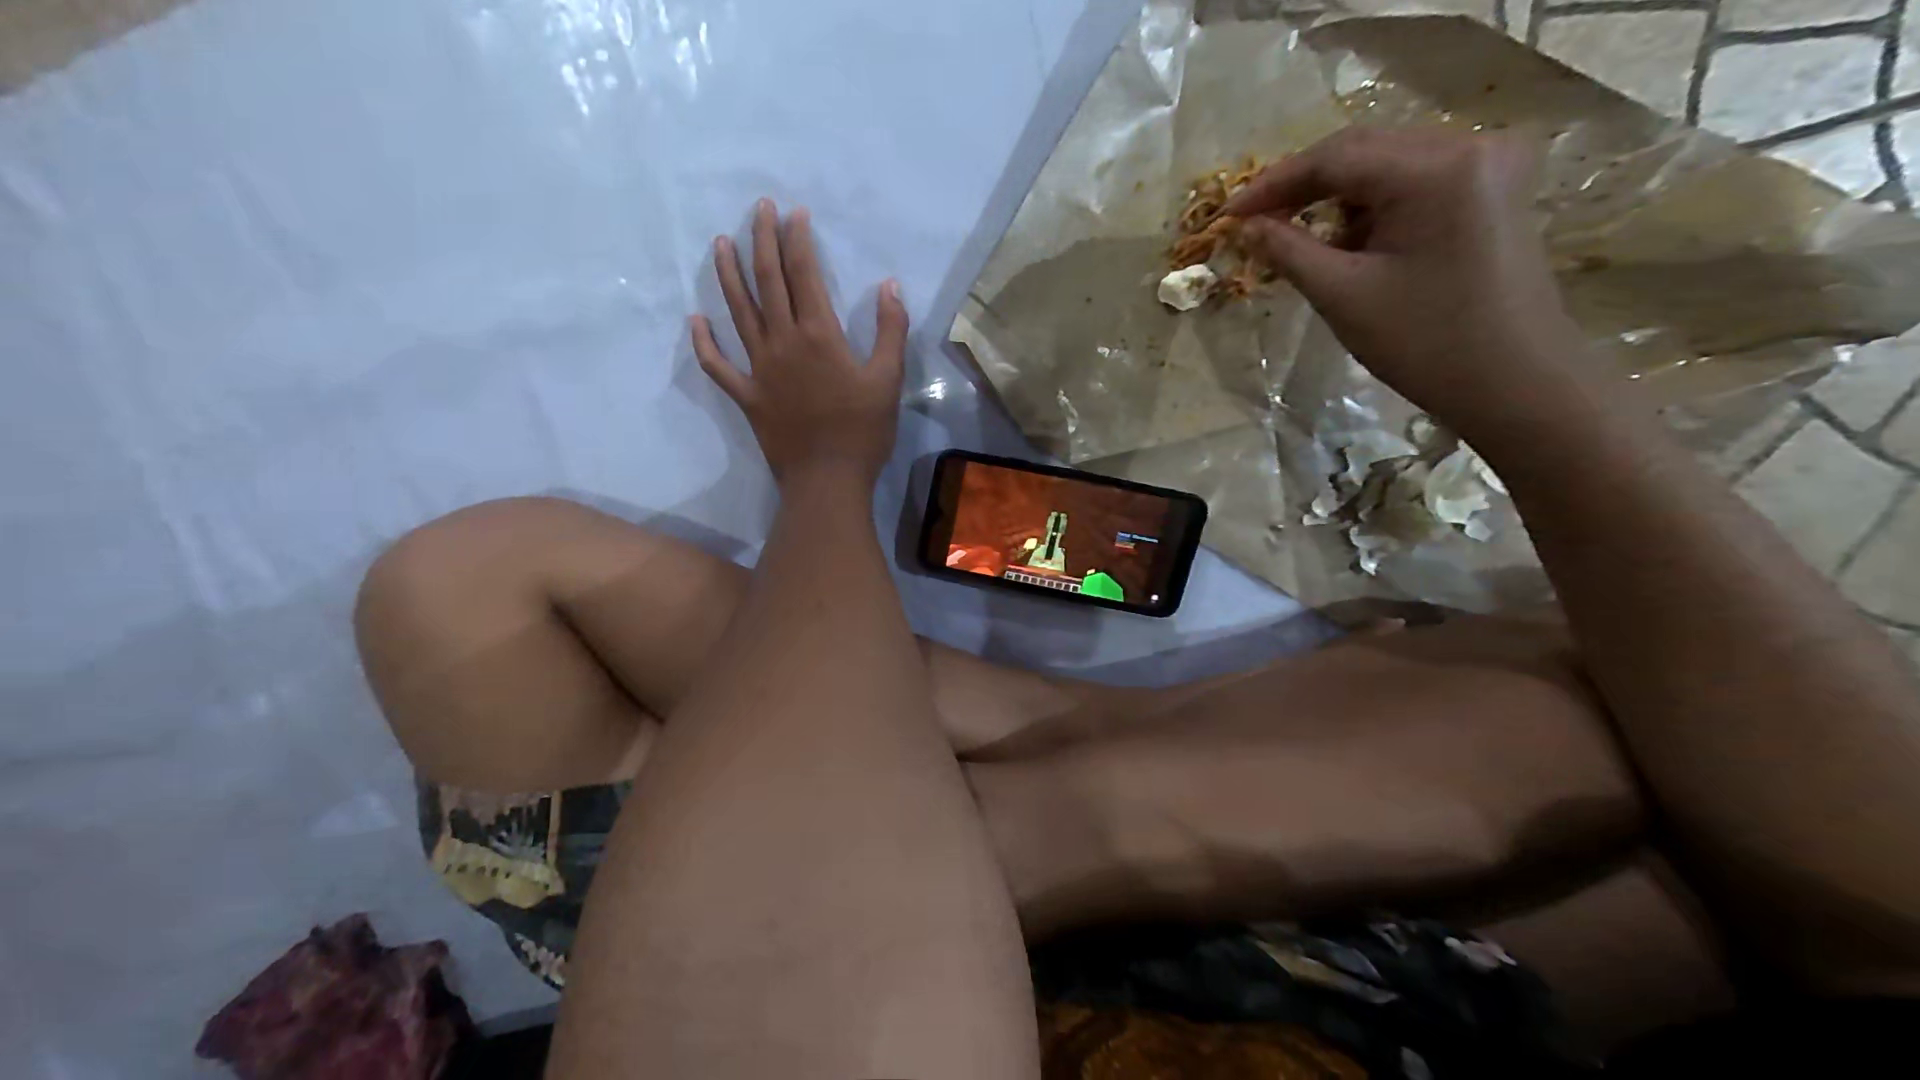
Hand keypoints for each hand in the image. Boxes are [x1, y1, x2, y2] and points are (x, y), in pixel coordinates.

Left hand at [692, 199, 907, 487]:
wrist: (827, 479)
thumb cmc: (863, 431)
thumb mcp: (888, 379)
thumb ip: (890, 330)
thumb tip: (889, 286)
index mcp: (818, 335)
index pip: (803, 274)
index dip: (798, 240)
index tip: (794, 213)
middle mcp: (782, 342)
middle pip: (767, 282)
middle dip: (762, 240)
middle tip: (757, 208)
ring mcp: (758, 368)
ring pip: (738, 312)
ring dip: (728, 275)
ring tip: (721, 243)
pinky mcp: (746, 395)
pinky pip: (718, 365)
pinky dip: (705, 342)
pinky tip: (696, 320)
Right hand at [1227, 128, 1587, 426]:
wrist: (1514, 383)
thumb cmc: (1425, 343)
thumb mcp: (1343, 296)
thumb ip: (1288, 251)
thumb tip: (1246, 227)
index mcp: (1438, 168)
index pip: (1336, 157)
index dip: (1273, 184)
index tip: (1228, 214)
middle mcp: (1471, 145)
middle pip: (1364, 151)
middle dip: (1302, 187)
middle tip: (1253, 222)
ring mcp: (1488, 165)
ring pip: (1386, 166)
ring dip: (1335, 199)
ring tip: (1294, 238)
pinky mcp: (1491, 190)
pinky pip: (1413, 183)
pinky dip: (1371, 209)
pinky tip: (1345, 242)